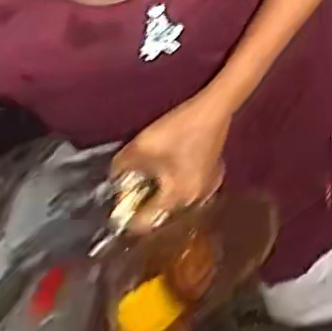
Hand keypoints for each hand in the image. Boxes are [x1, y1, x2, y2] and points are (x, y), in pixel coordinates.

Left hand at [113, 96, 230, 230]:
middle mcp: (194, 200)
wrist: (213, 107)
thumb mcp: (139, 147)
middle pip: (161, 213)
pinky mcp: (216, 173)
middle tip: (136, 182)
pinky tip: (175, 170)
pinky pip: (191, 189)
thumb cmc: (178, 129)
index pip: (142, 223)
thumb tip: (115, 179)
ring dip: (163, 193)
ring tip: (154, 175)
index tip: (120, 196)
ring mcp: (208, 187)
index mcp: (175, 199)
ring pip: (177, 201)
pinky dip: (180, 185)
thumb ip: (120, 169)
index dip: (125, 212)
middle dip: (145, 201)